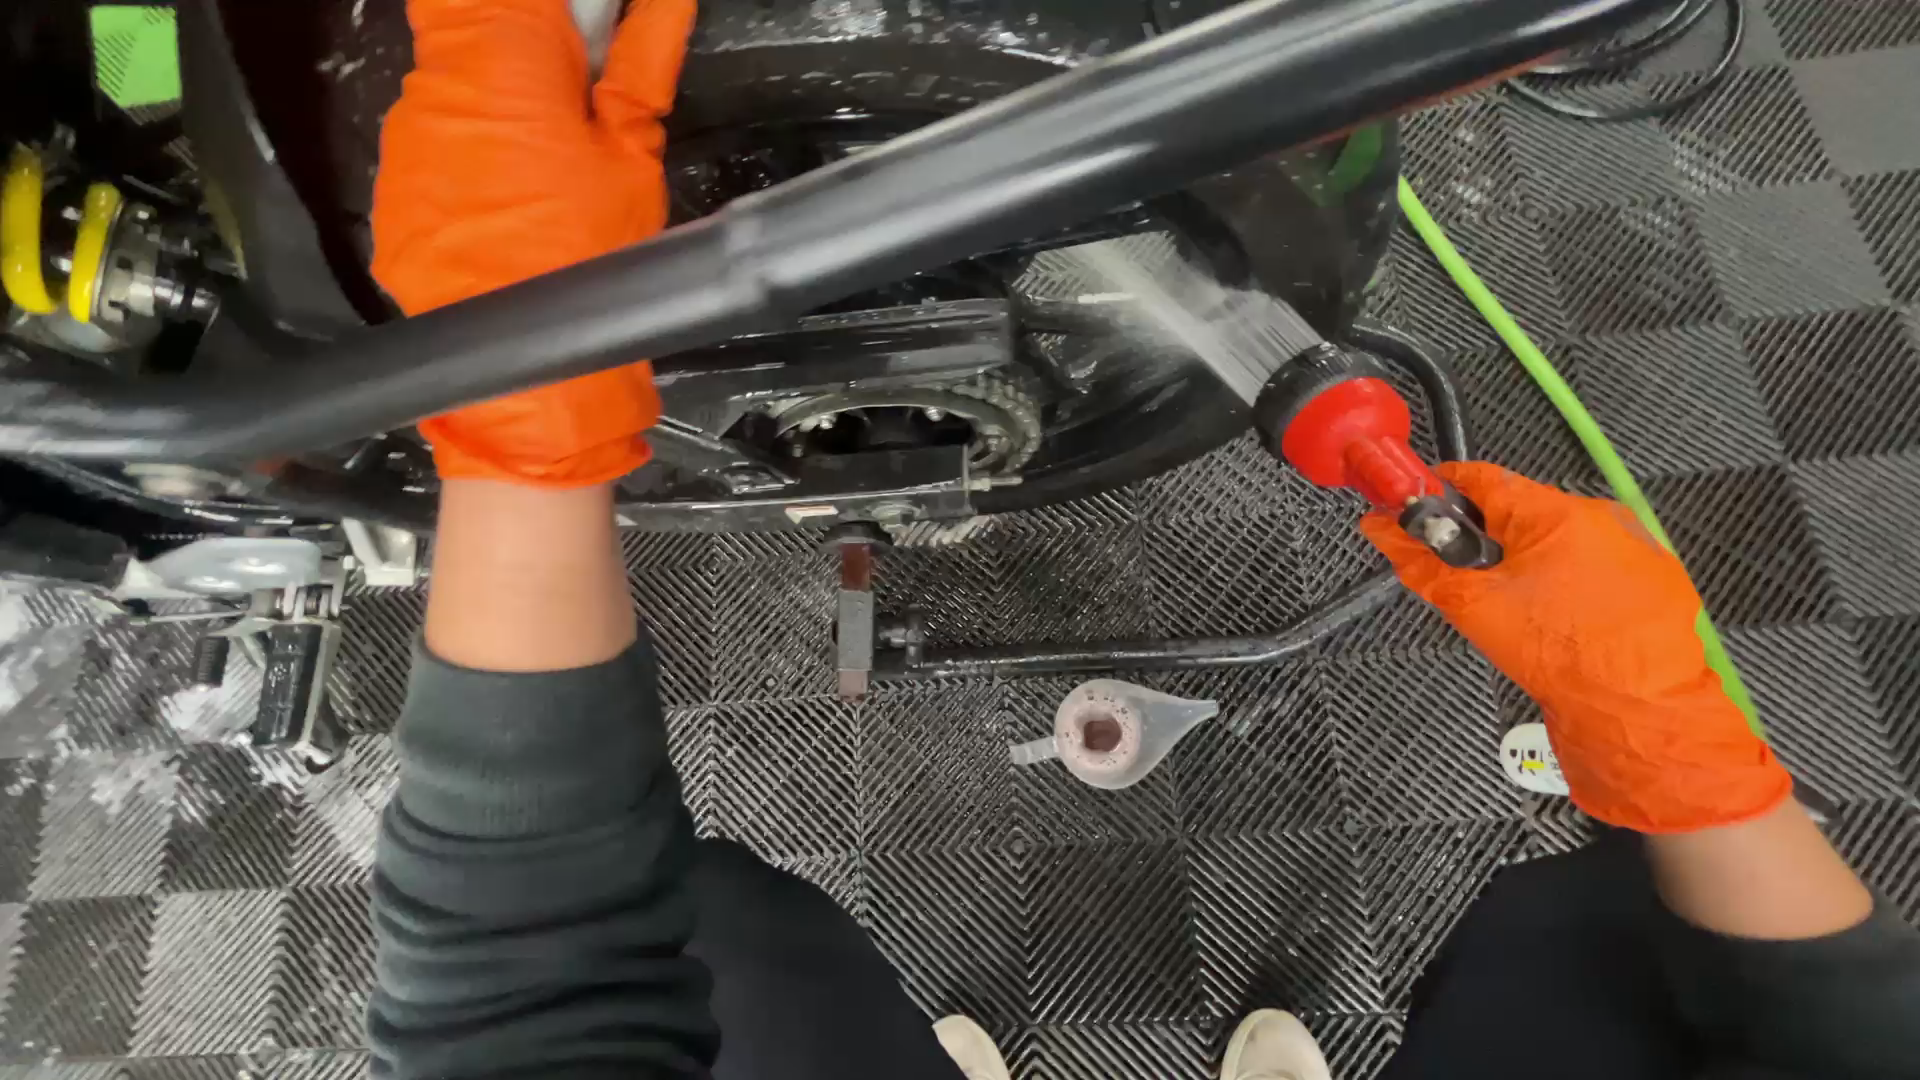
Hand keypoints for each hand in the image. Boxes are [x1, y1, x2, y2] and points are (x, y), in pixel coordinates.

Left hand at [371, 0, 696, 486]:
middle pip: (469, 19)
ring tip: (554, 177)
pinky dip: (478, 156)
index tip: (589, 34)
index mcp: (501, 66)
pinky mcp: (397, 193)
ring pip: (453, 86)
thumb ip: (638, 71)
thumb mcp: (636, 165)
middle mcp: (432, 88)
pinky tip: (518, 214)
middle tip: (583, 104)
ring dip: (504, 105)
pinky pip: (437, 146)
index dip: (556, 11)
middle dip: (529, 47)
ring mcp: (406, 143)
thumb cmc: (599, 265)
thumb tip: (659, 5)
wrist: (535, 383)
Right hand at [1359, 462, 1792, 833]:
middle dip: (1481, 532)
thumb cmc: (1557, 655)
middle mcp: (1599, 515)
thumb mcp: (1467, 604)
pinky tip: (1553, 611)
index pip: (1479, 476)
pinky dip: (1562, 574)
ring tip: (1510, 599)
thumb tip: (1379, 528)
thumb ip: (1417, 560)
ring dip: (1522, 554)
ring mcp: (1634, 542)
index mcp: (1553, 513)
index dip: (1438, 488)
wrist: (1638, 708)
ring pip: (1553, 534)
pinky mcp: (1655, 572)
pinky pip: (1590, 558)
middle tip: (1461, 569)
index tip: (1415, 505)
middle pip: (1516, 507)